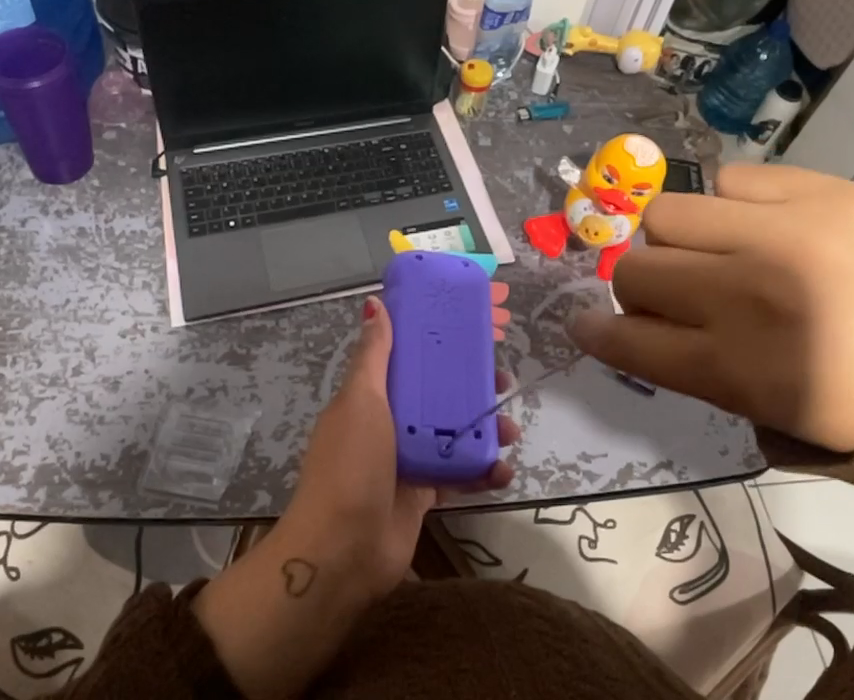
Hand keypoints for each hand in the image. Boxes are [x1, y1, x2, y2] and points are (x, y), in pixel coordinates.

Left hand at [285, 286, 519, 597]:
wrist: (342, 549)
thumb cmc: (351, 464)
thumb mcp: (361, 401)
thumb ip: (374, 355)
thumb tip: (374, 303)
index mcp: (369, 397)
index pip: (408, 361)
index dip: (438, 344)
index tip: (472, 332)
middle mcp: (388, 424)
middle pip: (436, 395)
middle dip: (471, 386)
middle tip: (503, 379)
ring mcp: (406, 461)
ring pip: (452, 433)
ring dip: (484, 430)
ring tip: (510, 431)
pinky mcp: (423, 495)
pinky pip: (458, 475)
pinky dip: (482, 472)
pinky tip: (502, 471)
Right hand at [571, 165, 853, 453]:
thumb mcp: (774, 418)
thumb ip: (695, 374)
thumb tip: (630, 326)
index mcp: (741, 369)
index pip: (631, 339)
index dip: (597, 331)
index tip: (585, 322)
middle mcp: (750, 295)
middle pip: (637, 271)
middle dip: (642, 288)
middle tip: (674, 294)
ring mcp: (781, 234)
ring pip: (667, 214)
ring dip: (676, 239)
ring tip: (714, 251)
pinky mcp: (816, 190)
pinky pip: (727, 179)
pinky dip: (729, 205)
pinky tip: (758, 226)